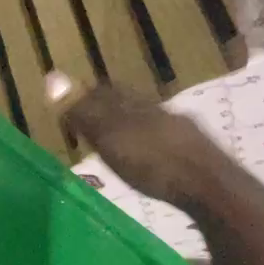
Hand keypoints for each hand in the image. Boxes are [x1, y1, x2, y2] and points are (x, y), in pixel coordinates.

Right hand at [55, 79, 248, 213]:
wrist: (211, 188)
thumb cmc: (152, 163)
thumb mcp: (109, 136)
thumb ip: (82, 110)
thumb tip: (52, 76)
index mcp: (138, 106)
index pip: (106, 92)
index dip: (85, 95)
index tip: (68, 104)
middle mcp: (161, 111)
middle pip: (129, 103)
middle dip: (108, 109)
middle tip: (88, 120)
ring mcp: (182, 130)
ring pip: (148, 120)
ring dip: (130, 126)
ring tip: (115, 140)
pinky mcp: (195, 151)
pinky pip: (164, 138)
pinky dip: (148, 143)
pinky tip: (147, 156)